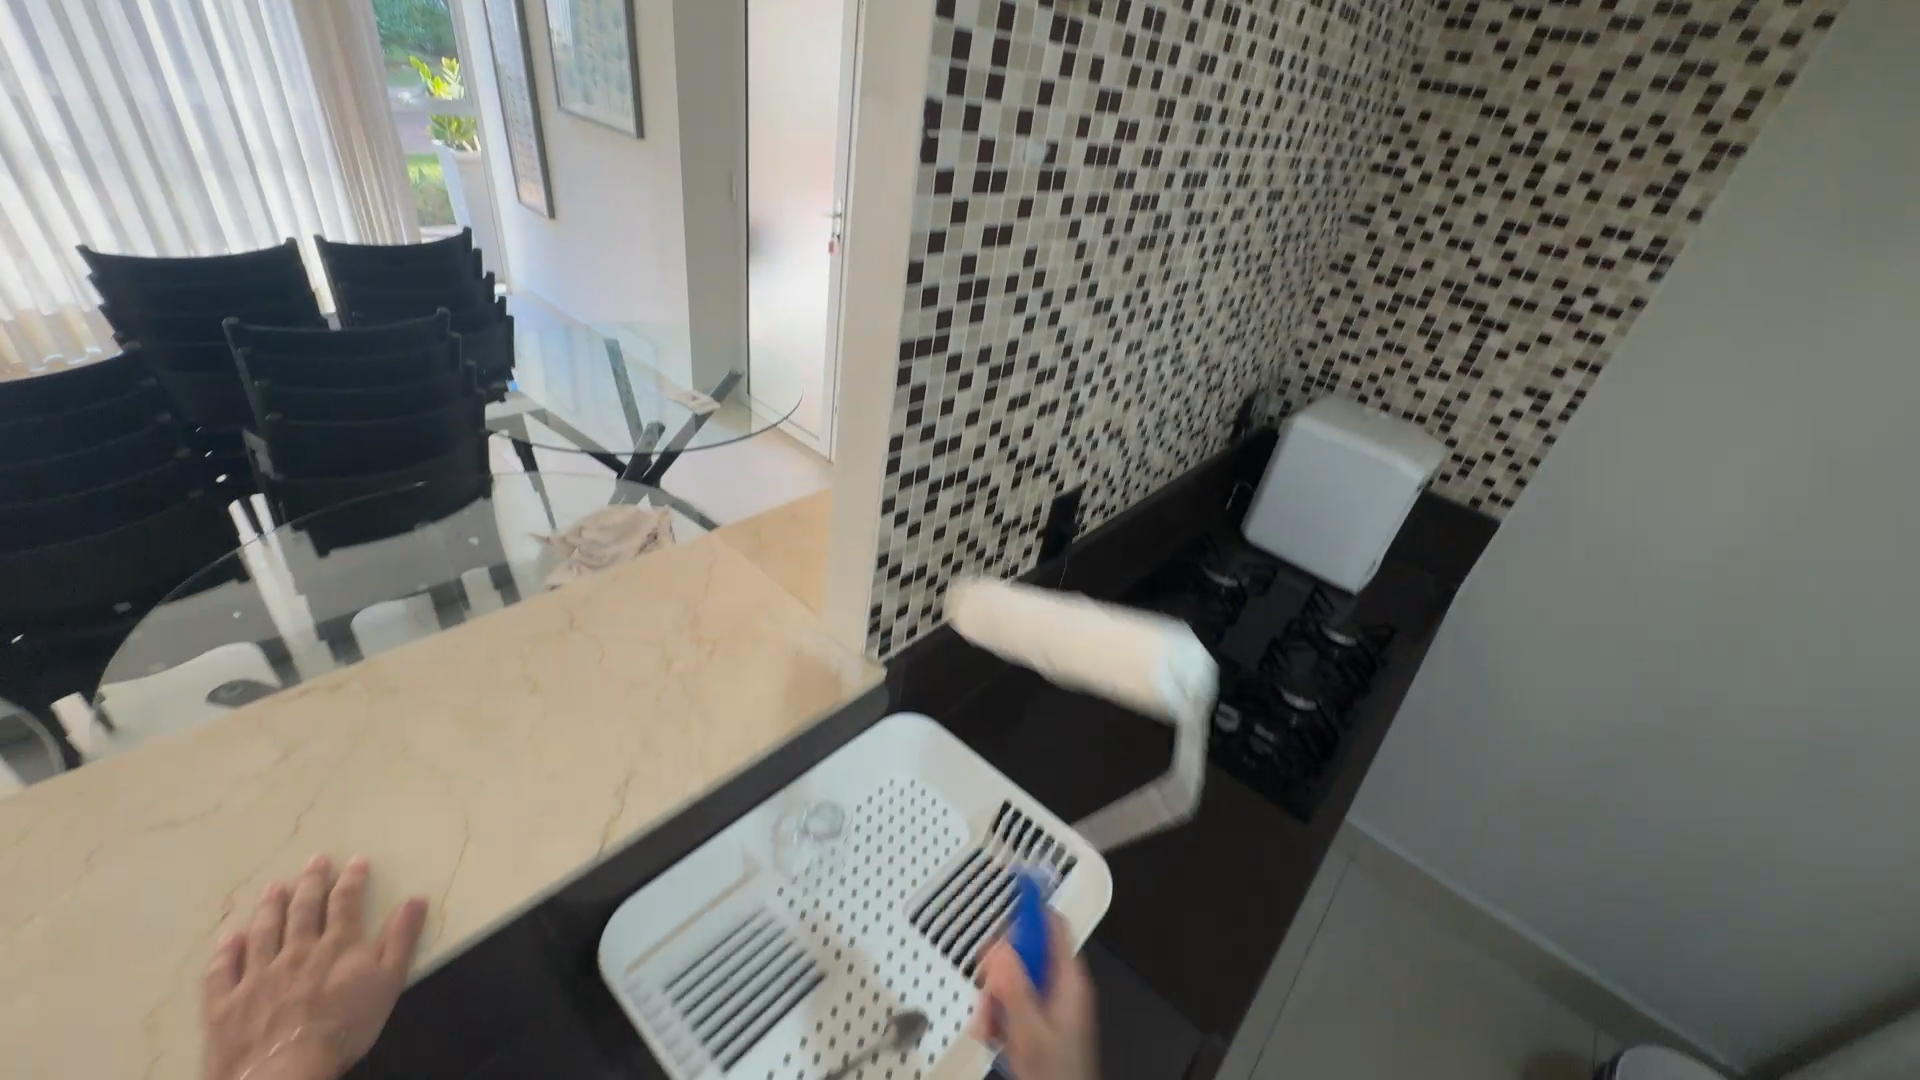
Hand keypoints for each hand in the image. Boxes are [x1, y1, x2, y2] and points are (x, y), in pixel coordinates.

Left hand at [202, 855, 429, 1079]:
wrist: (287, 1071)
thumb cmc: (346, 1025)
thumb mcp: (389, 980)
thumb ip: (401, 938)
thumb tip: (416, 898)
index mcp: (338, 945)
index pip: (346, 901)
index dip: (352, 878)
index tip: (356, 860)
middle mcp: (297, 951)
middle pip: (303, 910)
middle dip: (311, 882)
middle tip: (314, 860)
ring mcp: (257, 976)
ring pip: (263, 932)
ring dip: (270, 907)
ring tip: (274, 887)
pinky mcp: (226, 1004)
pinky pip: (222, 971)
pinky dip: (225, 952)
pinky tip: (228, 937)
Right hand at [970, 912, 1097, 1079]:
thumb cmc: (1057, 1073)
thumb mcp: (1030, 1029)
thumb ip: (1015, 987)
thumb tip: (1002, 947)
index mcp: (1069, 980)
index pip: (1053, 925)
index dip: (1032, 908)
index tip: (1014, 889)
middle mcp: (1060, 985)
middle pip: (1024, 951)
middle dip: (1000, 970)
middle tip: (991, 992)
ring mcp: (1048, 1002)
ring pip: (1012, 976)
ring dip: (994, 998)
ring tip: (992, 1026)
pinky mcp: (1037, 1017)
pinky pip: (1010, 999)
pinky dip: (996, 1014)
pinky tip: (994, 1033)